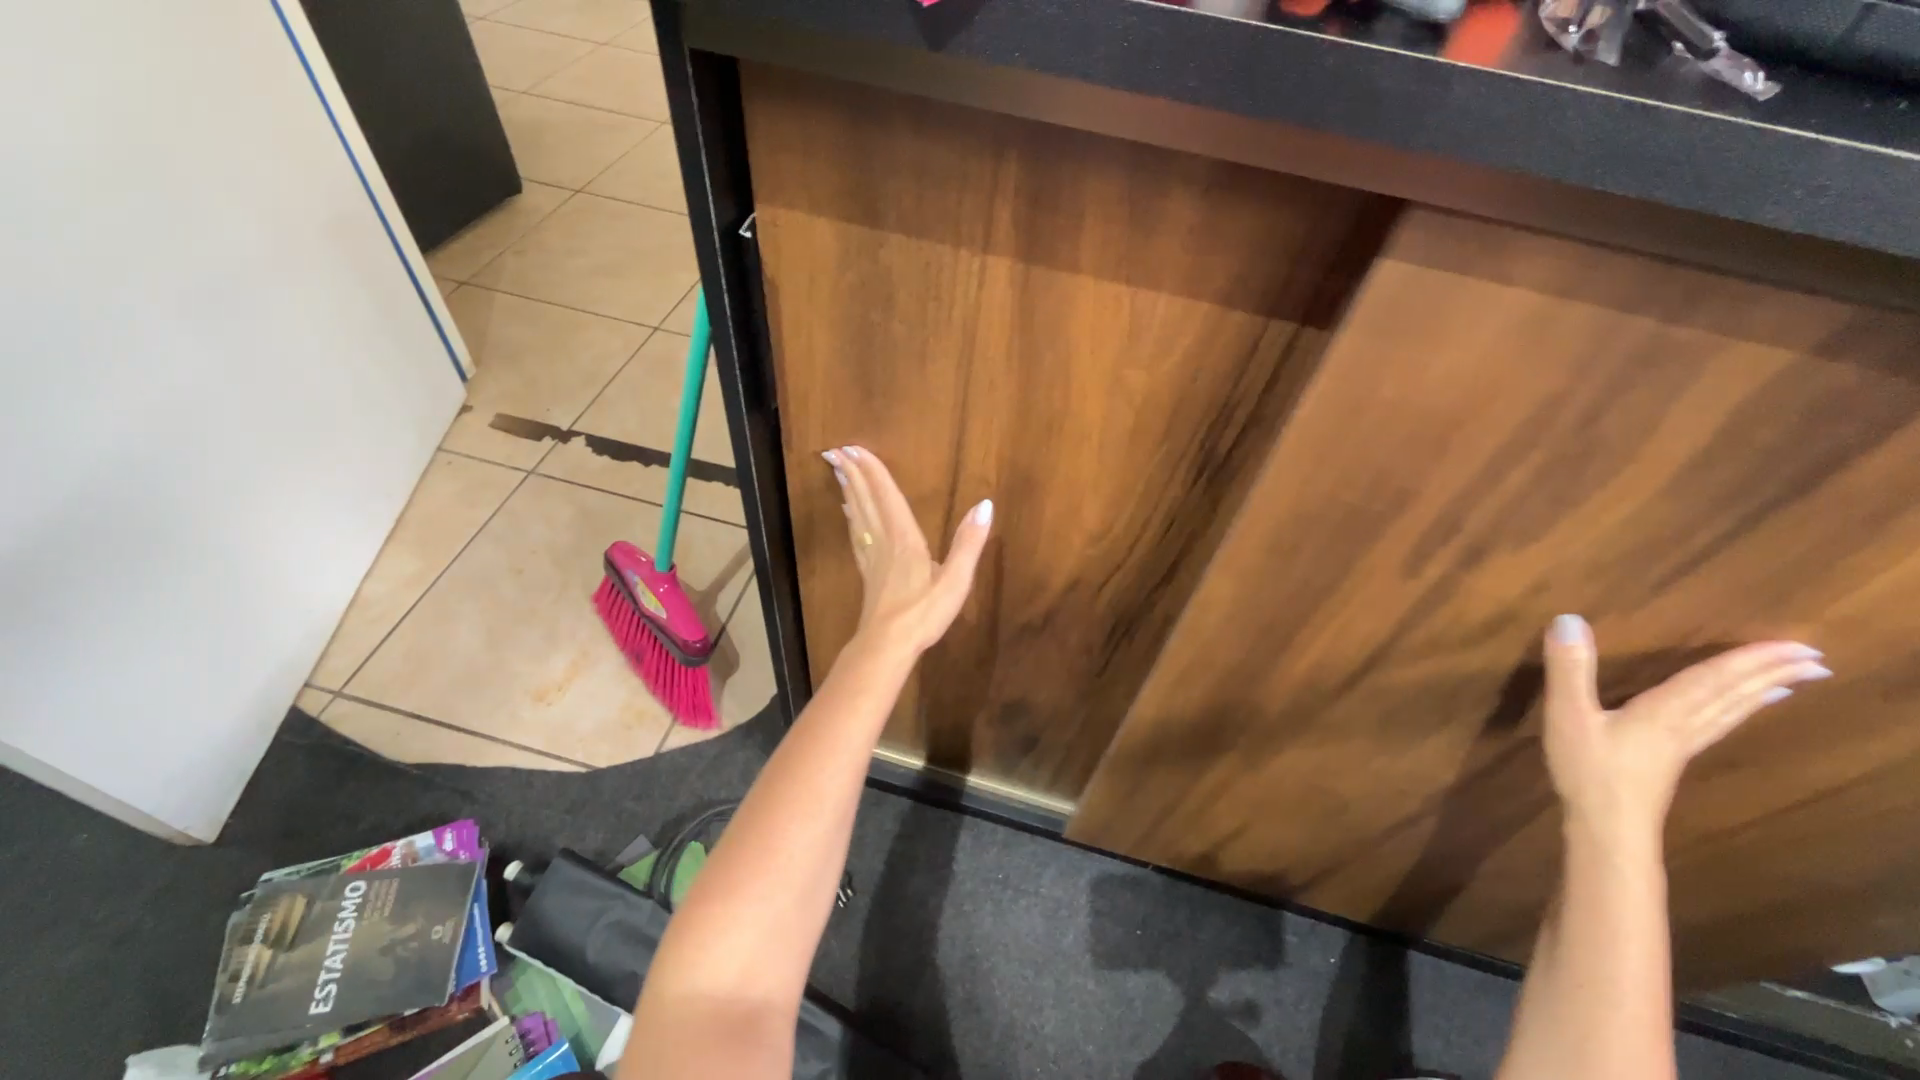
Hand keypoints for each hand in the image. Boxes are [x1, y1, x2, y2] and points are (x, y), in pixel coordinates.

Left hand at [823, 445, 991, 656]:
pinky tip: (848, 513)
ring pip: (858, 516)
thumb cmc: (923, 614)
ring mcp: (873, 558)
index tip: (854, 448)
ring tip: (839, 472)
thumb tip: (985, 505)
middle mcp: (885, 542)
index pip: (888, 496)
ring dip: (849, 491)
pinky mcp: (868, 574)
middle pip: (867, 501)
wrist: (887, 645)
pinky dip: (852, 519)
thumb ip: (969, 542)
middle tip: (835, 450)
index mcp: (905, 539)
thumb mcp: (955, 580)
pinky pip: (858, 536)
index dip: (873, 471)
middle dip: (853, 474)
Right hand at [1540, 614, 1828, 848]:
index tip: (1800, 647)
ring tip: (1790, 683)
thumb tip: (1569, 619)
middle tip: (1815, 660)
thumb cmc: (1590, 771)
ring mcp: (1680, 747)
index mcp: (1664, 711)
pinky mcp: (1671, 762)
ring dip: (1759, 695)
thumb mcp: (1568, 715)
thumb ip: (1570, 669)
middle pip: (1733, 696)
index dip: (1752, 660)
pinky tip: (1732, 714)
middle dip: (1770, 676)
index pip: (1714, 679)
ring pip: (1729, 714)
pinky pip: (1715, 727)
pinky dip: (1734, 714)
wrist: (1608, 829)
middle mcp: (1682, 725)